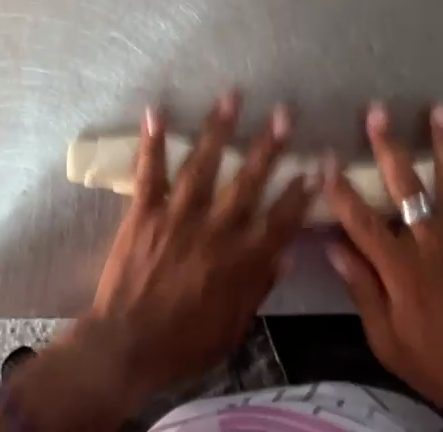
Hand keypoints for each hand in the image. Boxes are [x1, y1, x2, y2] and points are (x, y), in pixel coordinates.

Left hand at [83, 91, 317, 403]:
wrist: (126, 347)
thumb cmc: (184, 344)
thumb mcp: (233, 327)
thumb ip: (259, 287)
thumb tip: (287, 254)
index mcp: (240, 261)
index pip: (280, 221)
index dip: (300, 193)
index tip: (316, 166)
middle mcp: (214, 231)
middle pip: (247, 182)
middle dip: (267, 146)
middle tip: (283, 113)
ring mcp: (177, 217)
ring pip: (203, 166)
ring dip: (217, 129)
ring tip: (230, 97)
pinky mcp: (144, 213)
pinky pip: (150, 172)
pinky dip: (153, 141)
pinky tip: (156, 110)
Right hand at [323, 104, 442, 430]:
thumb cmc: (438, 366)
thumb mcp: (388, 340)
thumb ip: (362, 289)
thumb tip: (333, 246)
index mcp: (402, 270)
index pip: (362, 221)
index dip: (340, 189)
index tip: (325, 159)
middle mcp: (435, 245)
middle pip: (407, 188)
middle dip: (389, 147)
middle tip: (377, 111)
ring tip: (439, 109)